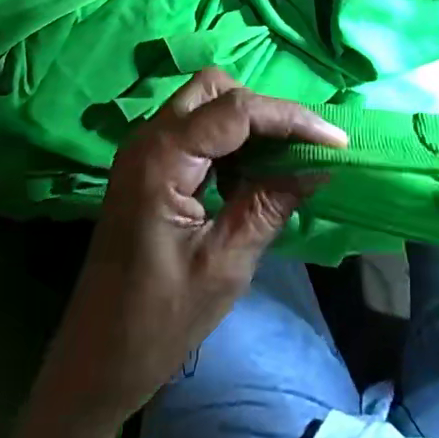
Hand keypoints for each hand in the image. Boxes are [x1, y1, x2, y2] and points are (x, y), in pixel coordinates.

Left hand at [11, 69, 347, 437]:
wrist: (101, 347)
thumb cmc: (161, 315)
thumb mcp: (226, 263)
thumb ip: (269, 204)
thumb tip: (318, 166)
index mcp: (162, 157)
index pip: (234, 109)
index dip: (290, 118)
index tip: (337, 141)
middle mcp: (147, 137)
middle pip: (212, 89)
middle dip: (263, 110)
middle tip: (303, 149)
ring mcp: (142, 148)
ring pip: (201, 105)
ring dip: (245, 123)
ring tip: (285, 162)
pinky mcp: (146, 164)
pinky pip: (192, 130)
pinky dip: (226, 140)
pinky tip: (250, 175)